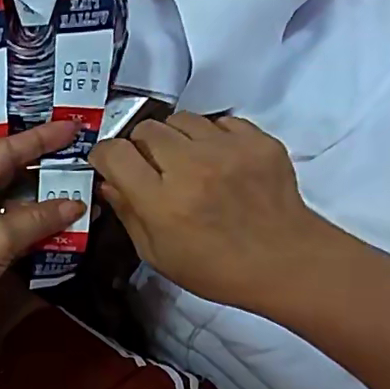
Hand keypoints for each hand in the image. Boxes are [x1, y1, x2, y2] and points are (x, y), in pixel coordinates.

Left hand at [0, 121, 85, 331]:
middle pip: (10, 171)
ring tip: (77, 192)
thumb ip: (41, 217)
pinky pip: (7, 222)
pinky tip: (57, 222)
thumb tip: (76, 205)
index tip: (73, 128)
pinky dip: (31, 223)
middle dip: (45, 169)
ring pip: (11, 199)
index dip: (43, 138)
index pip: (7, 148)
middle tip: (79, 159)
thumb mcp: (0, 235)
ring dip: (41, 201)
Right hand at [90, 113, 338, 311]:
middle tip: (151, 167)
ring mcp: (228, 150)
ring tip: (184, 162)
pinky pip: (220, 121)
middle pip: (146, 129)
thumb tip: (110, 183)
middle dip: (140, 146)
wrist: (284, 262)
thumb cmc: (214, 269)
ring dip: (174, 138)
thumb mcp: (157, 255)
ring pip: (181, 119)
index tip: (109, 164)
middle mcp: (192, 167)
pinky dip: (210, 137)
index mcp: (162, 202)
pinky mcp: (257, 141)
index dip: (105, 156)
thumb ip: (129, 214)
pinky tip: (216, 161)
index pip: (116, 154)